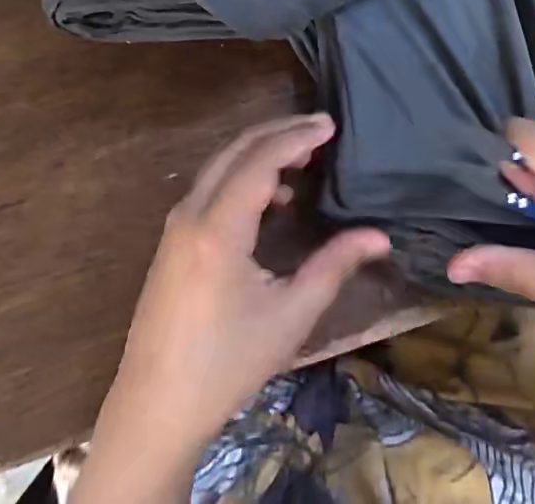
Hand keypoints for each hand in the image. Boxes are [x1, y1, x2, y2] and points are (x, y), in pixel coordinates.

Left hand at [96, 114, 389, 446]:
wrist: (155, 409)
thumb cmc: (227, 364)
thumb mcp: (290, 316)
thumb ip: (334, 265)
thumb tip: (380, 236)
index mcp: (219, 228)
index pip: (261, 159)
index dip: (298, 137)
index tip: (331, 124)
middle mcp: (191, 214)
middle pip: (237, 150)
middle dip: (280, 132)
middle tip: (322, 128)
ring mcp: (176, 226)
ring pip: (220, 164)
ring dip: (261, 150)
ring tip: (304, 156)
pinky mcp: (172, 240)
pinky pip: (210, 186)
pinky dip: (243, 173)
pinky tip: (271, 197)